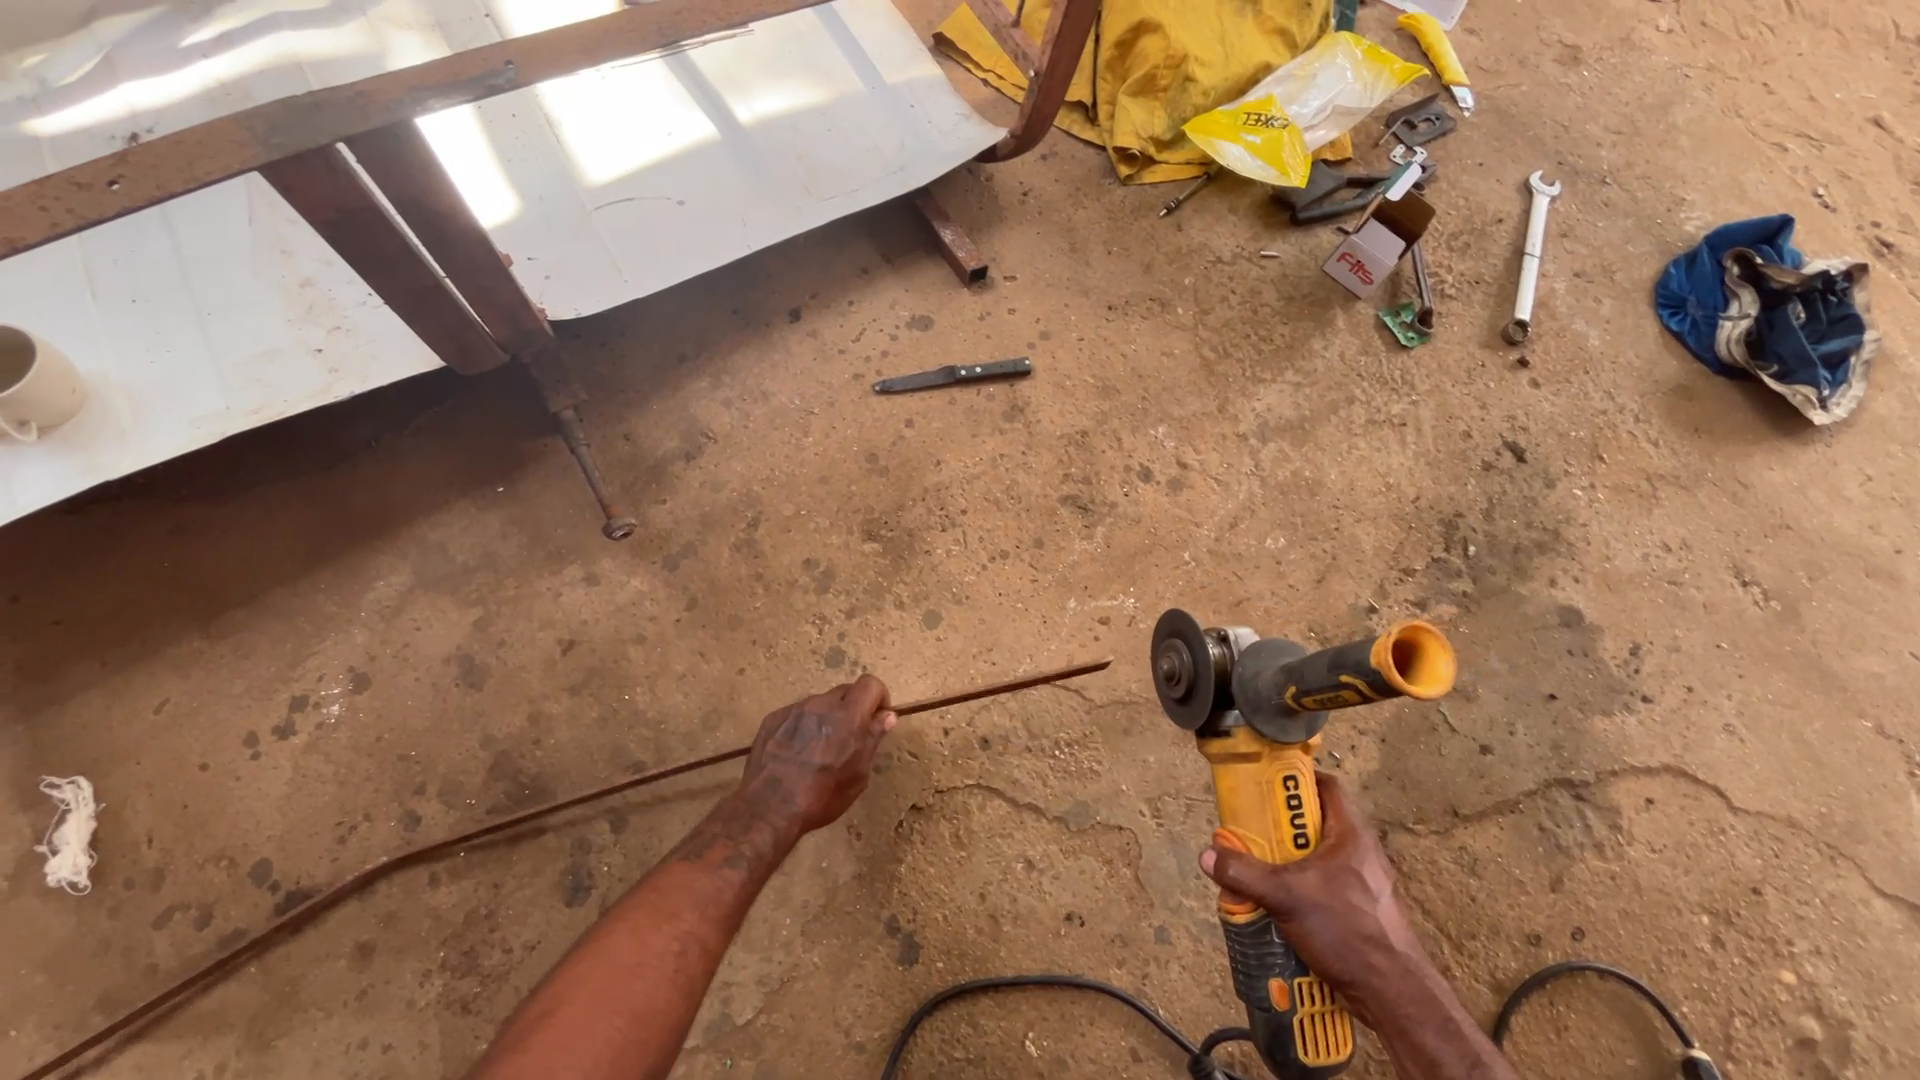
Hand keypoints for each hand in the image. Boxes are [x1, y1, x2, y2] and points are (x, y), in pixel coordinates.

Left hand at [735, 675, 896, 837]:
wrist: (769, 807)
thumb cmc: (822, 796)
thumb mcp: (858, 774)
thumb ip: (872, 739)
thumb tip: (887, 715)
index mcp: (848, 716)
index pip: (871, 684)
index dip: (879, 698)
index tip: (876, 719)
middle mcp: (821, 704)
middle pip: (845, 691)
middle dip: (853, 708)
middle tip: (849, 738)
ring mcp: (794, 709)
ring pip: (820, 703)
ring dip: (826, 718)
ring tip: (818, 750)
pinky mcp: (773, 719)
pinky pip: (797, 714)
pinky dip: (803, 726)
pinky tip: (796, 753)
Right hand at [1198, 771, 1432, 1028]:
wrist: (1392, 992)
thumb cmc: (1347, 929)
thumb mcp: (1285, 896)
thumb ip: (1244, 873)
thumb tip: (1208, 855)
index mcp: (1351, 835)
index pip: (1327, 786)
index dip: (1296, 780)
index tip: (1266, 786)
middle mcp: (1361, 853)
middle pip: (1317, 823)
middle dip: (1282, 827)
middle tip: (1252, 832)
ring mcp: (1364, 884)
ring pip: (1320, 858)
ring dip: (1290, 861)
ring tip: (1260, 870)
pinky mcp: (1362, 911)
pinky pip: (1326, 886)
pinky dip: (1301, 889)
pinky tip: (1281, 906)